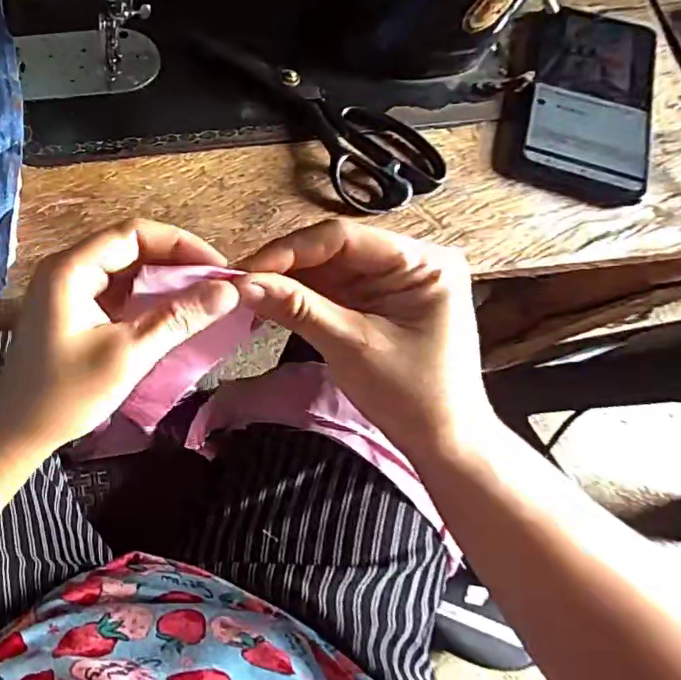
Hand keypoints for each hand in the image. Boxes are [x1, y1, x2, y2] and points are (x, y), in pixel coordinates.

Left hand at [0, 220, 240, 447]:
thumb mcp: (128, 355)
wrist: (17, 430)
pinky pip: (113, 289)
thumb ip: (178, 318)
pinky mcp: (69, 307)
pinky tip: (171, 310)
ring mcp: (65, 287)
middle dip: (176, 261)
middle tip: (218, 284)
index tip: (220, 269)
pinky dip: (143, 296)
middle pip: (129, 246)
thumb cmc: (66, 395)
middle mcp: (65, 267)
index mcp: (70, 268)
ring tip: (203, 296)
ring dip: (162, 279)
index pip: (134, 234)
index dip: (182, 245)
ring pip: (123, 268)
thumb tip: (229, 290)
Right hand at [233, 220, 492, 449]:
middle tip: (238, 283)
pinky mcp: (371, 300)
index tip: (245, 271)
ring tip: (246, 294)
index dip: (288, 250)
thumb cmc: (412, 395)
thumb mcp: (350, 346)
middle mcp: (407, 261)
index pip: (342, 238)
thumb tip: (242, 284)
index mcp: (423, 262)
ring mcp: (387, 280)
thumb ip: (297, 308)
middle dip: (282, 266)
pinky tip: (267, 303)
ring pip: (321, 267)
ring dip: (284, 281)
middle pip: (329, 249)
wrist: (442, 442)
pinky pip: (324, 287)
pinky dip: (295, 296)